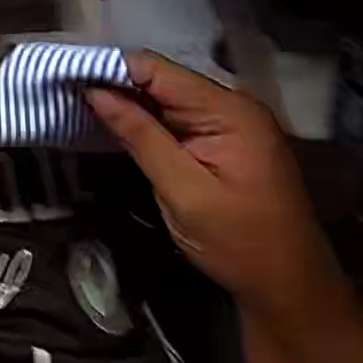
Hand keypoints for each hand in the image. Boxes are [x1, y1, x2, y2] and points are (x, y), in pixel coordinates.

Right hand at [85, 53, 344, 319]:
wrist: (293, 294)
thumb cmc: (240, 245)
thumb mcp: (183, 192)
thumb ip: (139, 136)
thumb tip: (94, 91)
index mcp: (229, 111)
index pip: (156, 69)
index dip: (111, 69)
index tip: (69, 77)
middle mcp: (231, 105)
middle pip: (160, 78)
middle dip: (115, 84)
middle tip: (70, 92)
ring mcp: (229, 122)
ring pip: (164, 96)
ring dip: (127, 102)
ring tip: (83, 104)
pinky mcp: (221, 139)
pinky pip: (175, 116)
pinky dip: (145, 119)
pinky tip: (117, 124)